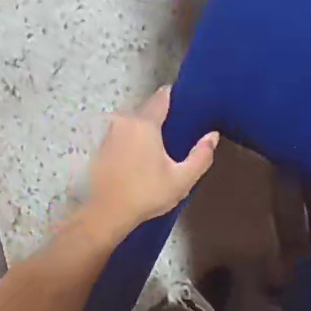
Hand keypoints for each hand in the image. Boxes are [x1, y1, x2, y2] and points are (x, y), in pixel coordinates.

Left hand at [77, 87, 218, 239]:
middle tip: (174, 136)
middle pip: (146, 110)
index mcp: (144, 123)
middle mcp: (123, 121)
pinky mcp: (98, 149)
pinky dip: (128, 144)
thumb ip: (201, 156)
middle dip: (160, 120)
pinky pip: (119, 137)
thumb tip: (212, 136)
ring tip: (156, 151)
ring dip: (143, 133)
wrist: (105, 214)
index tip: (186, 110)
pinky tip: (136, 162)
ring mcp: (107, 134)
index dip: (176, 99)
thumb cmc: (145, 195)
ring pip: (131, 124)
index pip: (162, 96)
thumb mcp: (181, 180)